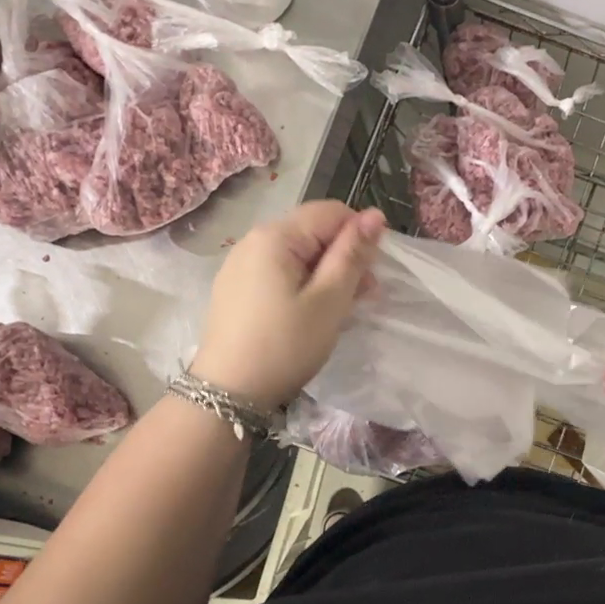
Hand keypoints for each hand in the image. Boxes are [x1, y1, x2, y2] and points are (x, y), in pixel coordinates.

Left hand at [190, 201, 383, 406]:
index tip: (372, 276)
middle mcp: (254, 240)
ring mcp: (241, 265)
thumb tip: (375, 216)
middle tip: (361, 300)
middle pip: (313, 232)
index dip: (360, 237)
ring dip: (327, 275)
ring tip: (338, 312)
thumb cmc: (286, 345)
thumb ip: (352, 255)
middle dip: (344, 258)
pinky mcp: (237, 288)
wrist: (229, 391)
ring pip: (298, 255)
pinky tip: (309, 317)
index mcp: (276, 236)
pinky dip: (304, 287)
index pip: (331, 212)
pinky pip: (280, 273)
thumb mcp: (329, 301)